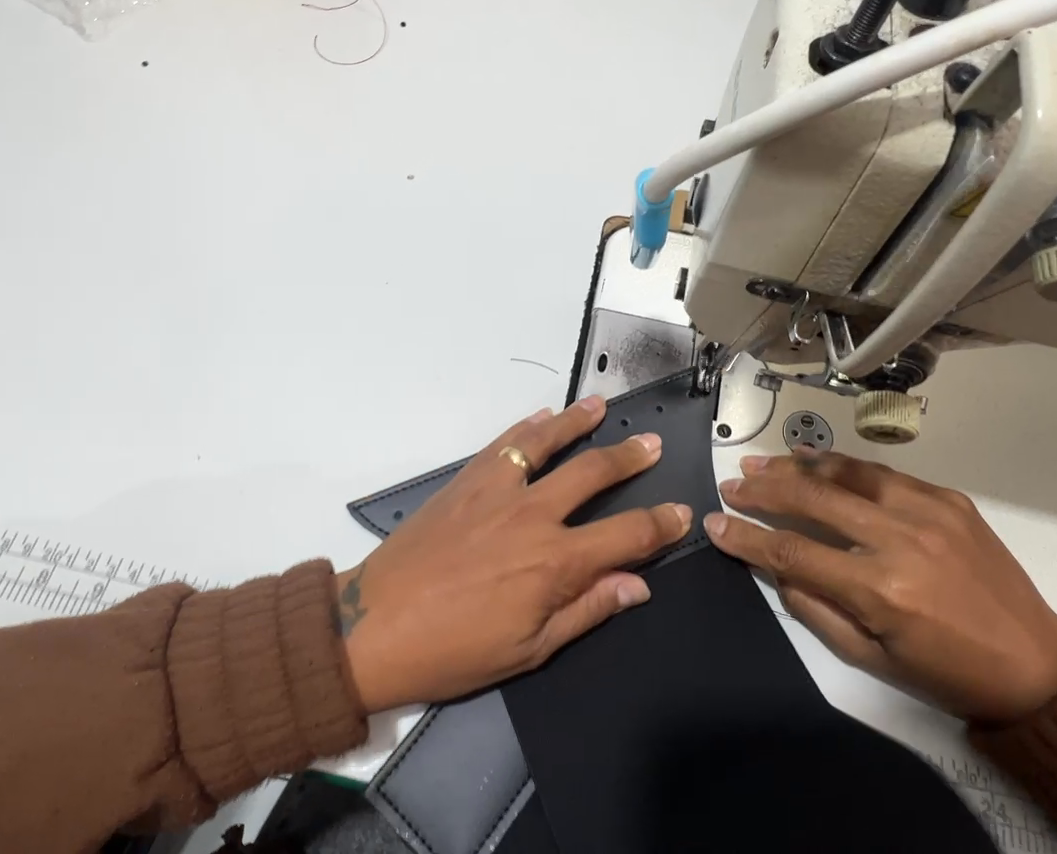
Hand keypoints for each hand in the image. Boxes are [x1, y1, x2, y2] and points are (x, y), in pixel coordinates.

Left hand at [338, 396, 692, 712]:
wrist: (375, 626)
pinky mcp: (465, 482)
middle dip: (628, 458)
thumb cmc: (455, 650)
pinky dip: (526, 428)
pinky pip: (503, 445)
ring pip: (546, 444)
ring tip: (600, 406)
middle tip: (651, 444)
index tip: (681, 514)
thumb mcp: (529, 648)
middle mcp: (533, 515)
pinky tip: (541, 417)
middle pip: (593, 474)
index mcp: (555, 562)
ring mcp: (496, 491)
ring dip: (576, 423)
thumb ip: (587, 609)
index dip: (660, 524)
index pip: (627, 535)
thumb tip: (638, 583)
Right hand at [704, 450, 1056, 723]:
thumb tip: (775, 569)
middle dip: (763, 490)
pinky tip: (817, 459)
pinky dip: (843, 464)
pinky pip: (882, 474)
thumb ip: (815, 610)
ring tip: (762, 462)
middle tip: (732, 483)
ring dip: (798, 466)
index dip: (747, 537)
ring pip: (846, 474)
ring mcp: (928, 511)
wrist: (1037, 664)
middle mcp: (900, 539)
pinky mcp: (949, 499)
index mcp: (880, 590)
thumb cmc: (947, 673)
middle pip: (813, 500)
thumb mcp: (871, 659)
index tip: (715, 522)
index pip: (793, 552)